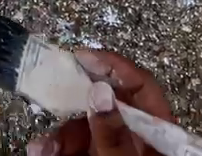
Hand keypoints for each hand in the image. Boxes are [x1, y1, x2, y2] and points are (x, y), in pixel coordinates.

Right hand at [25, 49, 175, 155]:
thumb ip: (113, 134)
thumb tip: (99, 90)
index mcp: (162, 132)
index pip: (141, 84)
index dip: (111, 64)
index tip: (80, 55)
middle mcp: (144, 139)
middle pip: (106, 108)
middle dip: (73, 109)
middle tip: (49, 103)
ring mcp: (127, 152)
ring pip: (90, 131)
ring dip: (61, 136)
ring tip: (39, 149)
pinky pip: (86, 148)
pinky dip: (65, 148)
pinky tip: (44, 152)